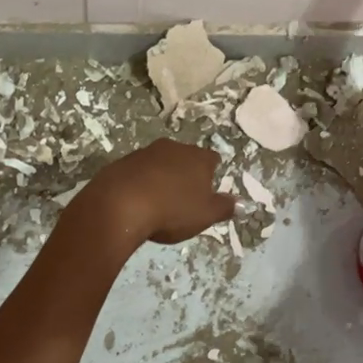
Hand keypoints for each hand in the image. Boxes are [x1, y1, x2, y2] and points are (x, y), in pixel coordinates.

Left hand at [84, 139, 235, 244]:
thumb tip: (242, 203)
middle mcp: (174, 148)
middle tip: (184, 199)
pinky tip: (137, 203)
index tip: (207, 192)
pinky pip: (138, 172)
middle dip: (186, 174)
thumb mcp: (205, 215)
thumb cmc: (171, 210)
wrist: (119, 204)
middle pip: (186, 158)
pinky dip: (141, 183)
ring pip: (161, 162)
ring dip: (162, 177)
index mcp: (198, 158)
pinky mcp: (122, 162)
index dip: (212, 175)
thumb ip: (224, 207)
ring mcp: (145, 152)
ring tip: (158, 203)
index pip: (212, 160)